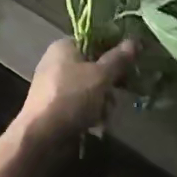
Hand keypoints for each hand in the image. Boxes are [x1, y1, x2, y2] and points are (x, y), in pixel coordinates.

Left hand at [10, 38, 138, 153]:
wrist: (41, 137)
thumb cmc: (72, 97)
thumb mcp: (100, 76)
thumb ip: (118, 58)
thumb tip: (135, 40)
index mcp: (64, 46)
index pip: (95, 39)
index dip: (114, 50)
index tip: (130, 63)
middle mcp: (56, 61)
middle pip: (93, 65)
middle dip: (109, 81)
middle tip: (121, 92)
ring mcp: (54, 85)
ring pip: (89, 86)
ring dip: (102, 99)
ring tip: (106, 113)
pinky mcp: (54, 106)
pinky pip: (79, 102)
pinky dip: (90, 111)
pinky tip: (96, 123)